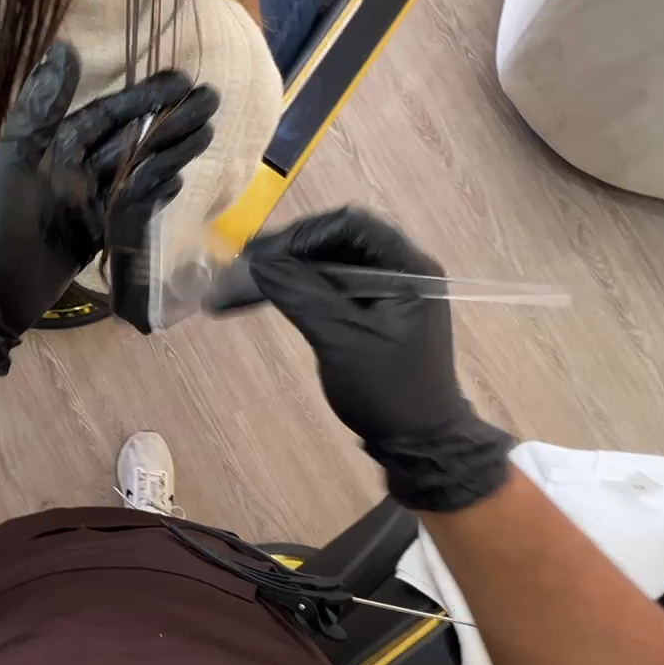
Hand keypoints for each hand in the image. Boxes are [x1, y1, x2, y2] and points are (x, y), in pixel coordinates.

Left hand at [0, 42, 216, 376]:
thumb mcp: (14, 160)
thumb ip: (41, 109)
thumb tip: (66, 47)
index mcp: (53, 149)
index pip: (105, 115)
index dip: (141, 98)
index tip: (181, 80)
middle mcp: (73, 172)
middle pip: (127, 141)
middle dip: (165, 123)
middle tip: (210, 102)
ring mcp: (85, 205)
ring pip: (133, 173)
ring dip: (167, 155)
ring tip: (205, 136)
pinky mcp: (93, 237)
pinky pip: (128, 211)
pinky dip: (152, 198)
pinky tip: (178, 182)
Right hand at [244, 207, 512, 510]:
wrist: (419, 439)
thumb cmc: (386, 389)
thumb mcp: (340, 338)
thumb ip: (301, 293)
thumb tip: (257, 262)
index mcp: (407, 267)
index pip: (350, 225)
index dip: (301, 234)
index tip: (258, 256)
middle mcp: (401, 269)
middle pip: (338, 239)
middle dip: (289, 250)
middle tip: (244, 266)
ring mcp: (388, 290)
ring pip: (331, 262)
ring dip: (289, 269)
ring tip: (246, 281)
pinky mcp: (373, 311)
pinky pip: (332, 286)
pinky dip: (299, 288)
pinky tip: (268, 296)